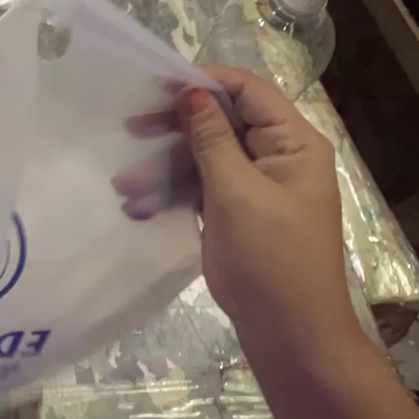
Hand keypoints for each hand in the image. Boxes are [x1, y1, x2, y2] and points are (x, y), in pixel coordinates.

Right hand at [115, 67, 356, 355]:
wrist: (291, 336)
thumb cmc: (271, 258)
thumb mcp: (236, 192)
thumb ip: (211, 137)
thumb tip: (190, 91)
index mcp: (292, 143)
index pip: (247, 91)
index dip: (204, 82)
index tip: (157, 85)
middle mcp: (277, 155)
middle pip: (221, 121)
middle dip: (175, 127)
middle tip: (133, 128)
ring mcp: (256, 183)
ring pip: (204, 154)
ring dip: (166, 166)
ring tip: (126, 184)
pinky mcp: (237, 208)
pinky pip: (201, 184)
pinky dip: (173, 191)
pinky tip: (140, 205)